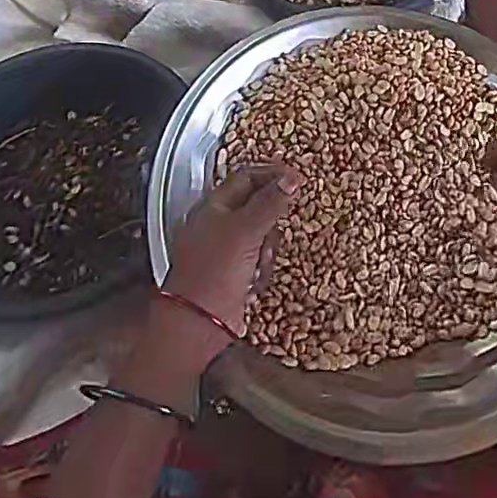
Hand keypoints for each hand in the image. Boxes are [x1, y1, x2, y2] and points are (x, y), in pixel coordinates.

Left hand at [153, 165, 302, 371]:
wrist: (199, 322)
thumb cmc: (214, 272)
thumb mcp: (246, 230)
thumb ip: (270, 202)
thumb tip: (291, 178)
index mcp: (213, 206)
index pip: (246, 178)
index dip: (272, 175)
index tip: (297, 178)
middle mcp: (218, 224)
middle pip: (257, 207)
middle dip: (270, 222)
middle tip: (271, 235)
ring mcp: (226, 249)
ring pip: (262, 236)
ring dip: (267, 250)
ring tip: (259, 263)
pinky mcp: (235, 272)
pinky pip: (260, 260)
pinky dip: (262, 268)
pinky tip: (254, 279)